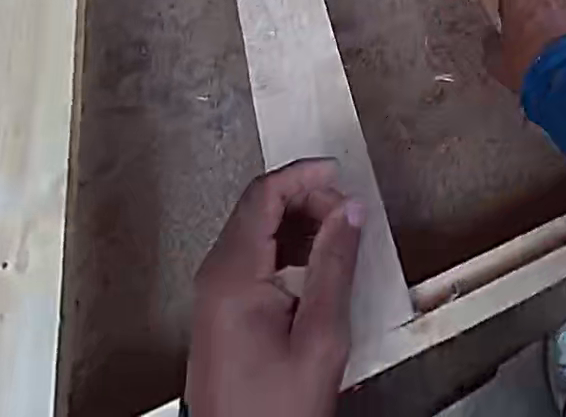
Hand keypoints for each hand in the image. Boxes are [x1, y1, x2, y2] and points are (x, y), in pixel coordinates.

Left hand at [187, 159, 363, 416]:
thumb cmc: (277, 409)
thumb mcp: (320, 337)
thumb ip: (335, 264)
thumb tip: (350, 209)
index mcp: (233, 276)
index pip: (264, 194)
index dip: (304, 174)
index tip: (338, 172)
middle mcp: (216, 274)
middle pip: (261, 204)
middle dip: (308, 197)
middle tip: (346, 213)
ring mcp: (215, 289)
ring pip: (259, 224)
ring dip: (301, 218)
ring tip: (339, 235)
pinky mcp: (223, 303)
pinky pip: (256, 250)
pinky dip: (289, 241)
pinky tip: (318, 259)